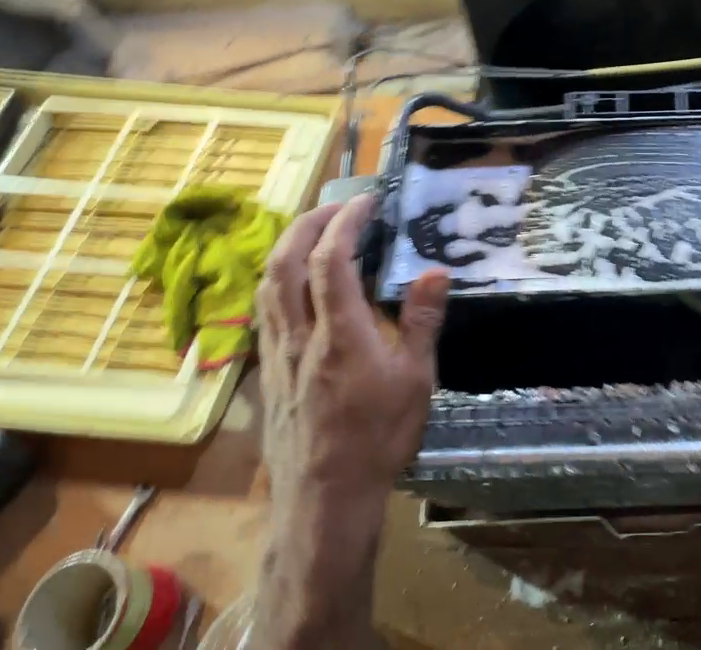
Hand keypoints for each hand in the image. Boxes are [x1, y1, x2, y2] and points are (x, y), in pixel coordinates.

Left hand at [254, 196, 449, 648]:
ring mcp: (275, 355)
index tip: (366, 201)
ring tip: (311, 233)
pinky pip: (264, 313)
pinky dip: (278, 282)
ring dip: (285, 248)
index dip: (344, 221)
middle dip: (306, 223)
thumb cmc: (378, 439)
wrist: (324, 499)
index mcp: (340, 333)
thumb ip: (424, 322)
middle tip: (335, 206)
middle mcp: (299, 336)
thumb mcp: (417, 382)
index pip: (329, 259)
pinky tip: (295, 287)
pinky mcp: (266, 374)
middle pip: (284, 263)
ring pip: (266, 286)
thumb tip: (436, 270)